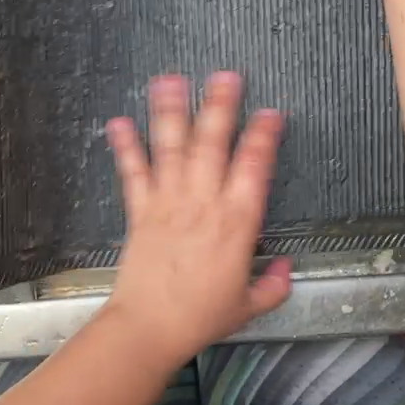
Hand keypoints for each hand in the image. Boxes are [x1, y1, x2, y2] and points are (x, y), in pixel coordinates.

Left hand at [100, 73, 291, 369]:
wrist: (150, 328)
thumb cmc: (200, 318)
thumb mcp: (248, 307)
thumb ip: (272, 286)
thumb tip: (286, 269)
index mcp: (237, 224)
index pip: (254, 168)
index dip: (264, 137)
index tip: (271, 113)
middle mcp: (203, 204)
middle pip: (213, 144)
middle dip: (221, 106)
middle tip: (225, 76)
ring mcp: (168, 204)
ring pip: (172, 148)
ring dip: (172, 112)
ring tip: (171, 80)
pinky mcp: (140, 212)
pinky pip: (133, 173)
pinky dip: (125, 147)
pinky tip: (118, 122)